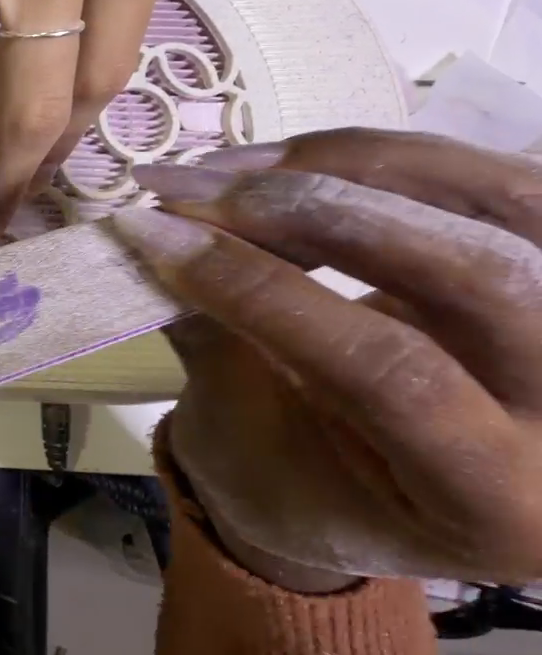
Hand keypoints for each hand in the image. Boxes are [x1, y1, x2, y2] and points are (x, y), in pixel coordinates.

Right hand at [112, 128, 541, 589]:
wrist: (396, 482)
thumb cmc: (298, 478)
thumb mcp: (250, 437)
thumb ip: (214, 339)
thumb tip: (149, 235)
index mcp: (500, 499)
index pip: (390, 374)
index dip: (258, 290)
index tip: (148, 234)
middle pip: (474, 273)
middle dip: (307, 210)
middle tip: (187, 190)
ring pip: (508, 201)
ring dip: (343, 164)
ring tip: (228, 166)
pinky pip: (498, 181)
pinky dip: (379, 156)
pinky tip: (286, 161)